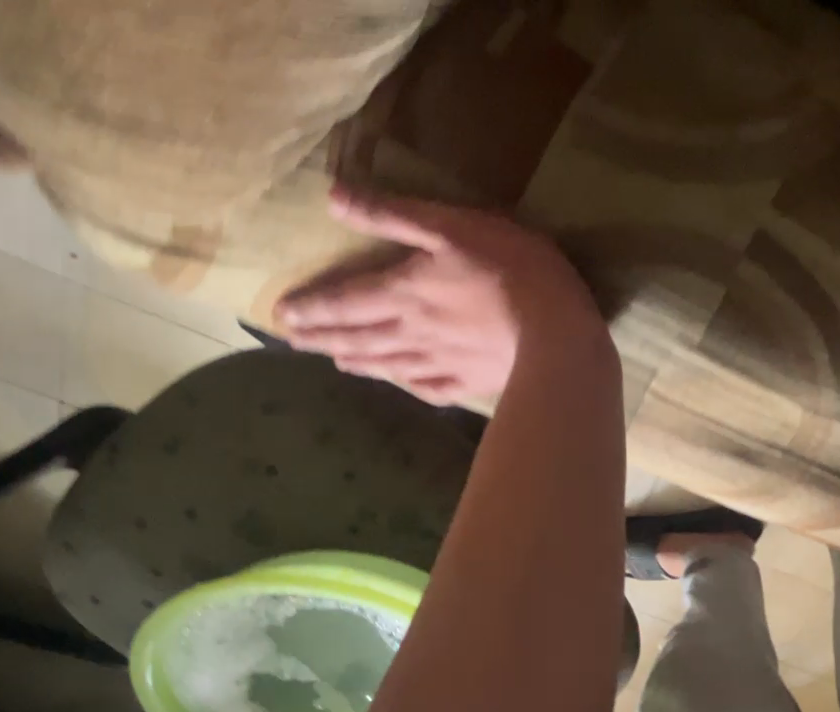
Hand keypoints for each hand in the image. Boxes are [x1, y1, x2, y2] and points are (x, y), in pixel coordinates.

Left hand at [275, 189, 606, 404]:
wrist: (558, 335)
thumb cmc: (512, 270)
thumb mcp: (452, 226)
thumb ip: (393, 216)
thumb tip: (332, 197)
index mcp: (404, 291)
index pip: (345, 300)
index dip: (313, 307)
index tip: (282, 315)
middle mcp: (413, 332)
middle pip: (360, 336)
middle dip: (324, 337)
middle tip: (294, 343)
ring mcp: (442, 361)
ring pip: (390, 363)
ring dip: (360, 362)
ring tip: (338, 363)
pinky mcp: (472, 381)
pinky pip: (432, 386)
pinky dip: (412, 386)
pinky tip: (404, 386)